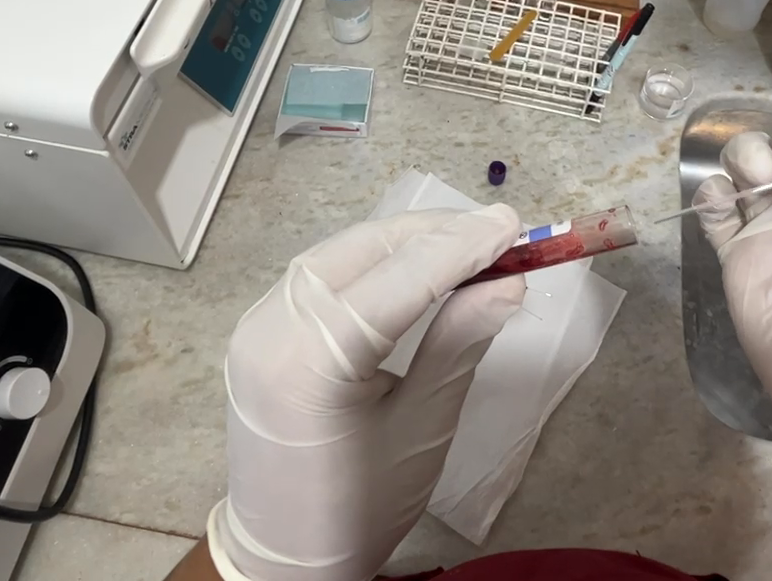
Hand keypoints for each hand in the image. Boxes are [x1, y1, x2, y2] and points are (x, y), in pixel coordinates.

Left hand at [207, 206, 524, 580]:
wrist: (278, 556)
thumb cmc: (357, 507)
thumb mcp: (421, 429)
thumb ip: (460, 343)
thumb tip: (507, 284)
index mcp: (308, 362)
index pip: (398, 279)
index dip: (460, 246)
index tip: (511, 223)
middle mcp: (273, 325)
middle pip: (366, 249)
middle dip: (435, 232)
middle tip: (497, 229)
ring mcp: (259, 319)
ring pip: (344, 249)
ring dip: (407, 238)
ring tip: (465, 239)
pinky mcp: (263, 321)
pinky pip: (326, 269)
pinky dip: (376, 256)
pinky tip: (413, 258)